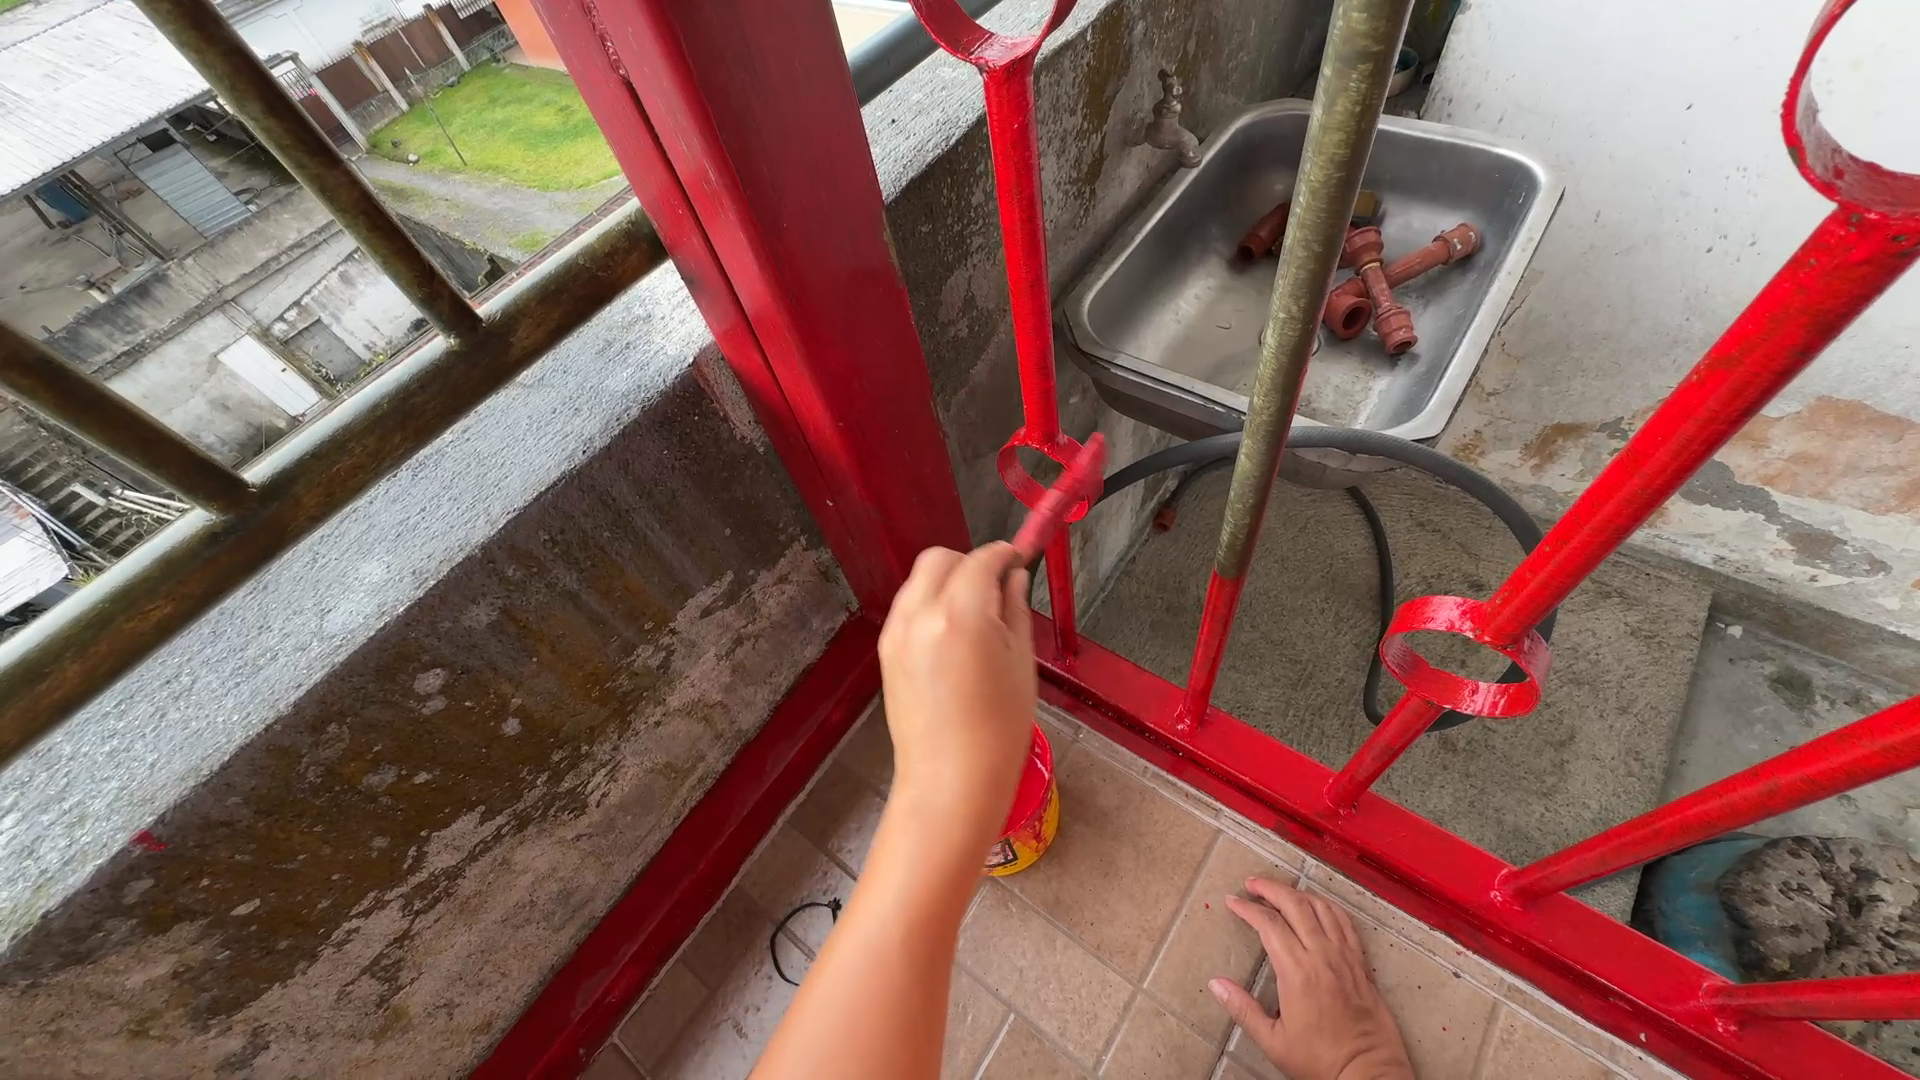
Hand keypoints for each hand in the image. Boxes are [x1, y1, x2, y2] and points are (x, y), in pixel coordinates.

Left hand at [877, 543, 1036, 853]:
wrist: (950, 782)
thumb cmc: (1000, 729)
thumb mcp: (1021, 663)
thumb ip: (1014, 609)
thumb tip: (1013, 578)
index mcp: (960, 614)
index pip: (981, 560)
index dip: (1003, 554)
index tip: (1018, 559)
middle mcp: (920, 614)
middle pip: (940, 558)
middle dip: (969, 562)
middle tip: (996, 587)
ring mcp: (896, 632)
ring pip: (919, 580)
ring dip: (947, 580)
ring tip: (975, 613)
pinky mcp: (886, 651)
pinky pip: (907, 607)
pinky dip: (929, 603)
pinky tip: (952, 634)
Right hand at [1210, 878, 1413, 1079]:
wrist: (1370, 1078)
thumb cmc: (1321, 1062)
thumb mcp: (1274, 1042)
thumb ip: (1243, 1009)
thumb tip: (1216, 984)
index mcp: (1298, 972)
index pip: (1269, 923)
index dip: (1247, 908)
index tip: (1232, 902)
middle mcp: (1323, 957)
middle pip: (1294, 904)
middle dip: (1269, 888)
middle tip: (1251, 884)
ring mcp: (1346, 958)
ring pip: (1321, 908)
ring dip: (1297, 893)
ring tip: (1280, 891)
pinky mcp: (1361, 965)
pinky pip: (1345, 923)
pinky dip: (1327, 906)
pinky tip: (1316, 905)